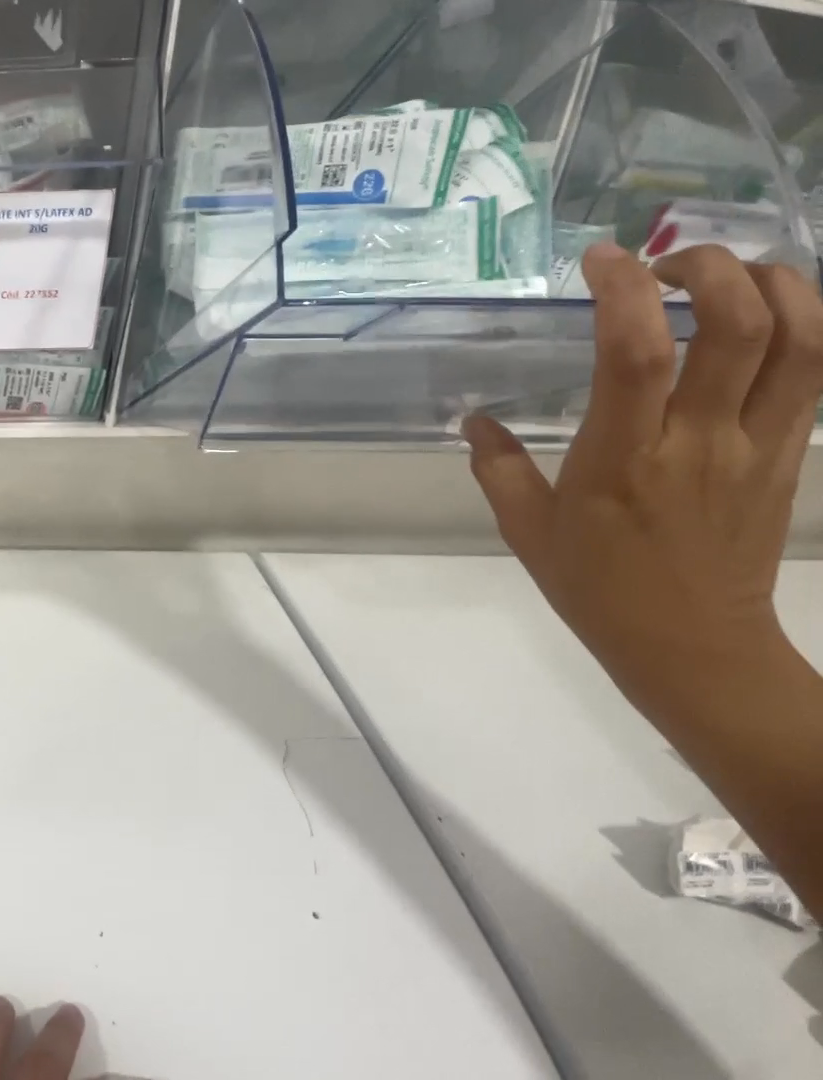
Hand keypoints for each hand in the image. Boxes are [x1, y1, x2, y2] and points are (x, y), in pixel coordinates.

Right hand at [463, 242, 822, 717]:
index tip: (597, 259)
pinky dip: (803, 318)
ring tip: (725, 270)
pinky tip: (763, 309)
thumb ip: (499, 467)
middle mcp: (701, 440)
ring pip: (803, 335)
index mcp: (623, 460)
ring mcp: (758, 443)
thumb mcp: (526, 529)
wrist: (691, 640)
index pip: (637, 355)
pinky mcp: (790, 450)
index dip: (623, 292)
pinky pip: (817, 367)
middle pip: (741, 325)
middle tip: (664, 261)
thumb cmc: (595, 585)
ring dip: (773, 281)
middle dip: (710, 267)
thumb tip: (474, 422)